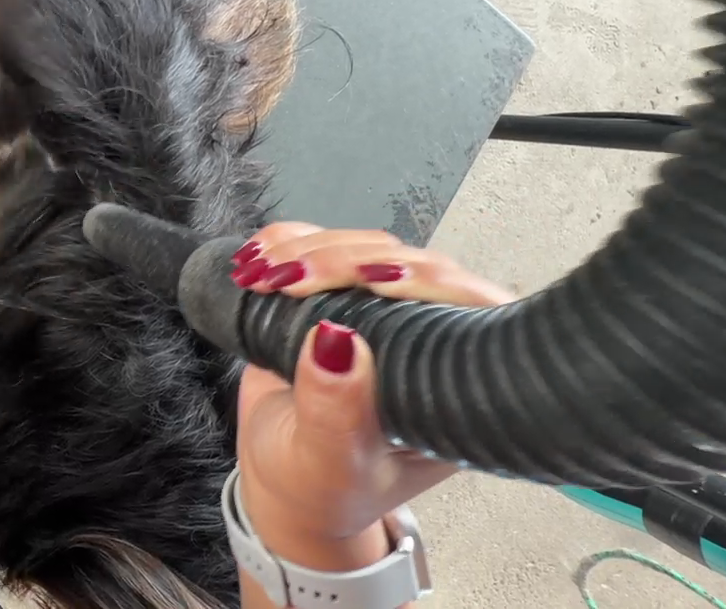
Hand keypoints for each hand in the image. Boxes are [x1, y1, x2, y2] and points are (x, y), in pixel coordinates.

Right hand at [232, 224, 514, 568]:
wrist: (276, 475)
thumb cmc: (316, 485)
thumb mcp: (325, 462)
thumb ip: (334, 412)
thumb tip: (338, 342)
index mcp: (453, 388)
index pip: (469, 308)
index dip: (428, 278)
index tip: (369, 279)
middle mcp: (423, 342)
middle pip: (406, 263)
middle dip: (342, 257)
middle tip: (286, 280)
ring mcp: (375, 314)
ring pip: (360, 245)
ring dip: (306, 246)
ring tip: (260, 274)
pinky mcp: (328, 297)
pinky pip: (315, 246)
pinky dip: (282, 240)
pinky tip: (256, 255)